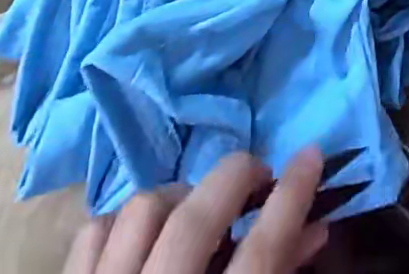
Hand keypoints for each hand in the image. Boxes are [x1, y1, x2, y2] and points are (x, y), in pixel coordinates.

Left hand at [60, 149, 329, 273]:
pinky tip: (148, 233)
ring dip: (180, 196)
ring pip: (142, 211)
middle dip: (236, 176)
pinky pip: (95, 230)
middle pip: (195, 220)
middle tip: (258, 175)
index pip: (261, 254)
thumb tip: (312, 227)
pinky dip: (126, 220)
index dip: (291, 196)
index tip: (311, 154)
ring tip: (200, 207)